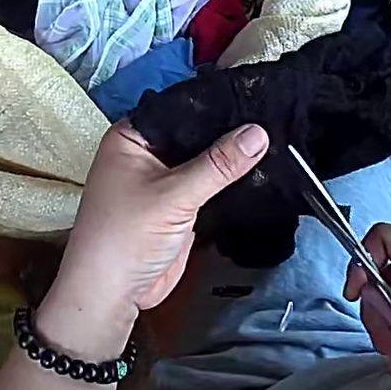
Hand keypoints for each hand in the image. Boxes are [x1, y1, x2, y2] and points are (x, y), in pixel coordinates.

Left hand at [37, 121, 267, 358]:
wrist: (113, 296)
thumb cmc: (127, 237)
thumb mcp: (174, 196)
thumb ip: (218, 165)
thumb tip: (259, 132)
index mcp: (132, 137)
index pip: (180, 108)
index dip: (216, 102)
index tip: (255, 93)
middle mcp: (148, 152)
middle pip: (195, 133)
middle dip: (229, 130)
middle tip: (273, 114)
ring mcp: (165, 179)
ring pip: (205, 159)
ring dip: (233, 156)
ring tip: (277, 135)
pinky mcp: (181, 203)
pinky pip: (211, 183)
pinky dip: (231, 179)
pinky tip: (264, 167)